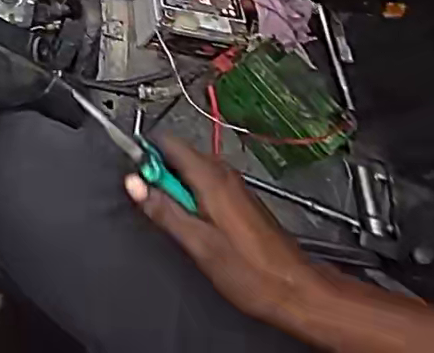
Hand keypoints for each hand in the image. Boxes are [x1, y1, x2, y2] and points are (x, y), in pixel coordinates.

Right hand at [124, 136, 328, 326]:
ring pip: (189, 168)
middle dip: (161, 175)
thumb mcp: (197, 243)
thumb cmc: (253, 273)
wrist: (300, 293)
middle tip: (162, 207)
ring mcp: (233, 183)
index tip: (139, 178)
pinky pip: (204, 181)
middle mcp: (222, 171)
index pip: (164, 141)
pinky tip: (202, 226)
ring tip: (185, 222)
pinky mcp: (238, 196)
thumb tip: (133, 184)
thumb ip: (162, 209)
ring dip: (177, 187)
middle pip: (176, 153)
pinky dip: (193, 195)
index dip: (145, 156)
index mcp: (209, 175)